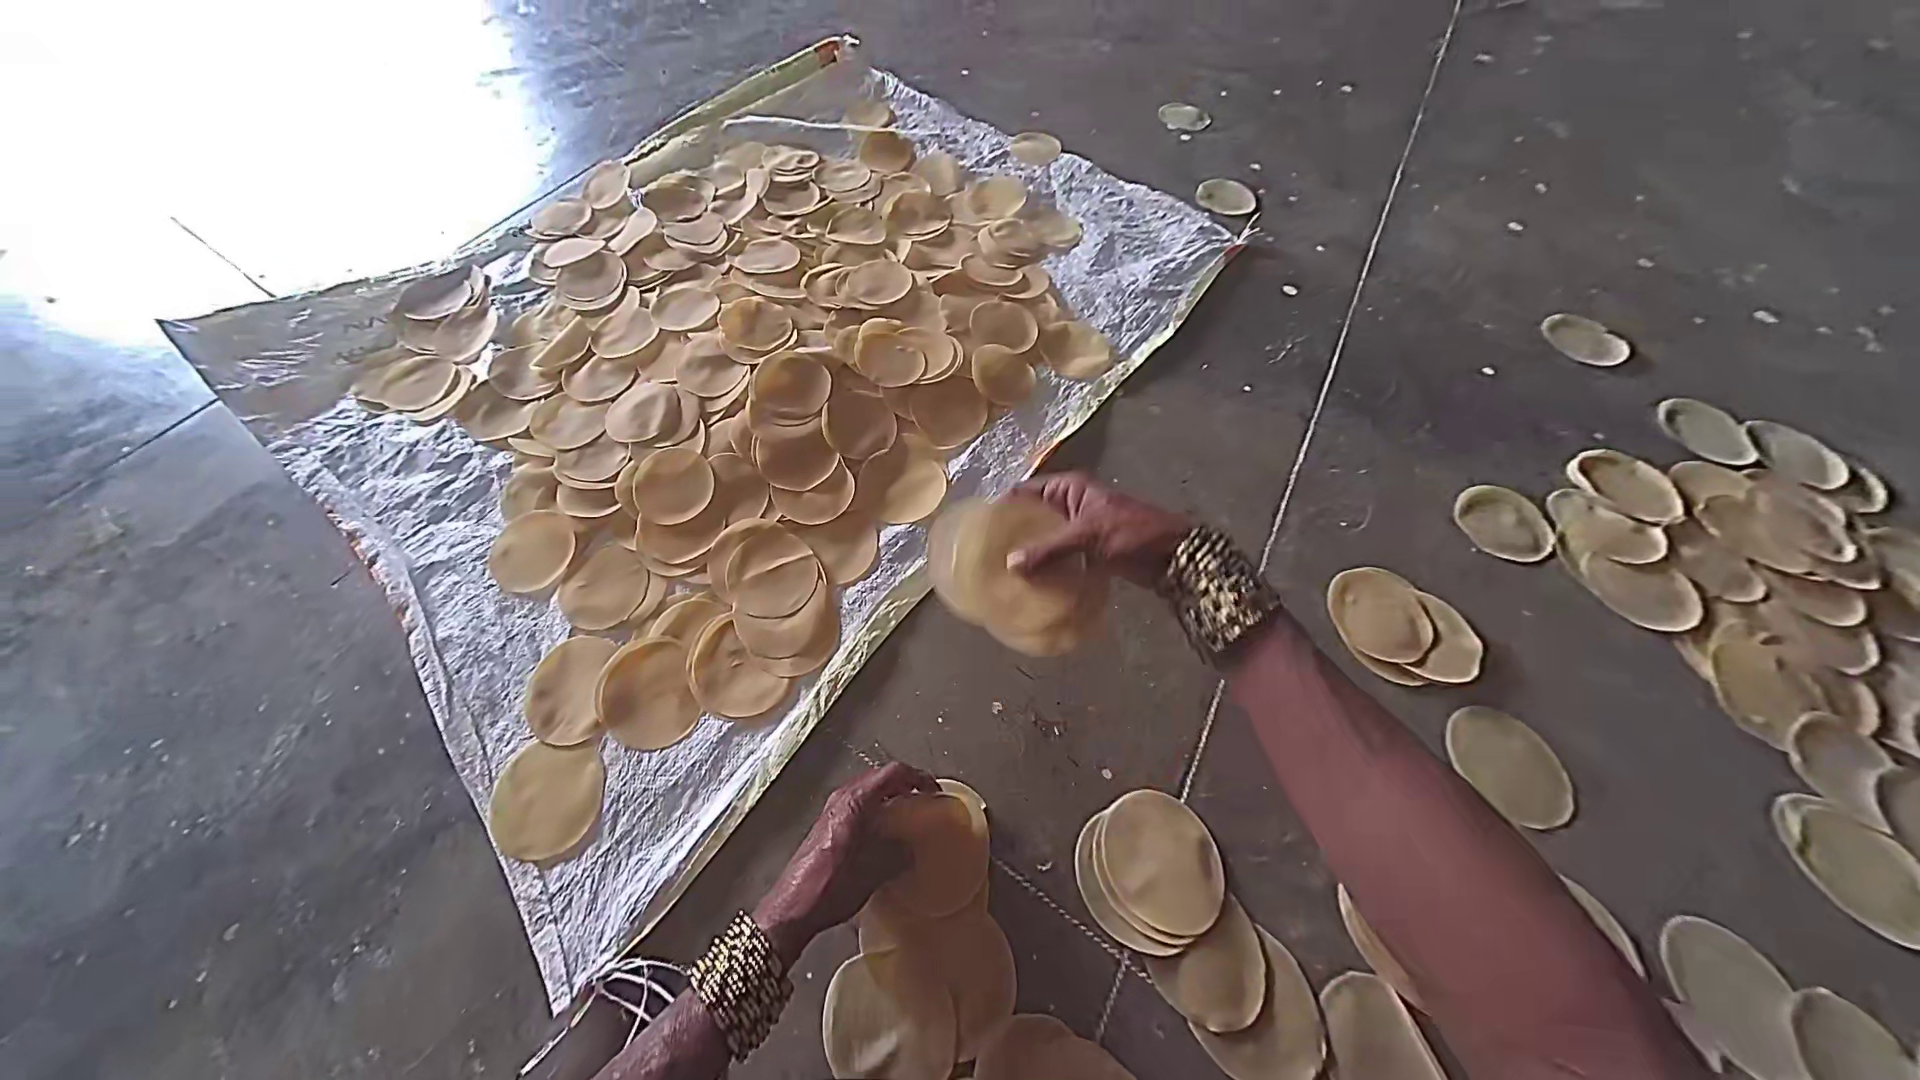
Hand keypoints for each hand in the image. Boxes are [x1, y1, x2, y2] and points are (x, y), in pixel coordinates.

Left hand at [753, 763, 937, 964]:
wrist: (792, 908)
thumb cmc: (830, 886)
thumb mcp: (873, 872)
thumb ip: (898, 855)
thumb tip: (913, 849)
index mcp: (855, 801)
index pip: (893, 772)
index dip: (918, 777)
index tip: (933, 791)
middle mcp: (842, 798)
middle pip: (880, 777)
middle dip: (906, 785)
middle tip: (924, 800)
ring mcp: (833, 810)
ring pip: (869, 791)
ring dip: (890, 797)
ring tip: (909, 815)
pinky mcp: (828, 825)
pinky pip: (859, 805)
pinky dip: (877, 809)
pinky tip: (885, 832)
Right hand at [1006, 471, 1192, 586]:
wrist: (1174, 556)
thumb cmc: (1132, 534)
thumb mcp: (1087, 536)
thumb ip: (1048, 549)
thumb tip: (1010, 564)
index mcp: (1069, 488)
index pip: (1025, 491)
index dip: (1003, 507)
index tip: (981, 528)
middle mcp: (1070, 503)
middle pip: (1032, 516)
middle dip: (1014, 534)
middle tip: (988, 555)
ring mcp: (1079, 528)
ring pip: (1045, 538)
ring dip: (1030, 552)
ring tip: (1003, 571)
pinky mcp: (1087, 550)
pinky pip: (1059, 556)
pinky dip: (1047, 566)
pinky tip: (1030, 582)